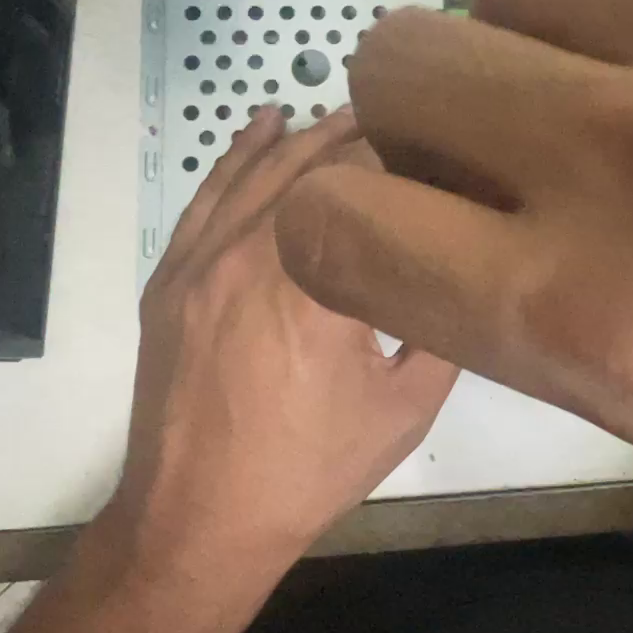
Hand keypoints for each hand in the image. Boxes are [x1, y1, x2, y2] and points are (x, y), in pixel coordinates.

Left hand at [105, 107, 457, 587]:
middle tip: (406, 121)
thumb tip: (460, 277)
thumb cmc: (309, 470)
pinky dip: (238, 156)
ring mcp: (202, 263)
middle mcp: (254, 255)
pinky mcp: (172, 279)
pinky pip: (207, 198)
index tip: (441, 153)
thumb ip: (441, 333)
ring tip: (348, 112)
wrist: (198, 520)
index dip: (407, 160)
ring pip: (259, 173)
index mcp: (318, 284)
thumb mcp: (405, 411)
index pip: (368, 186)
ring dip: (307, 138)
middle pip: (314, 168)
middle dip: (363, 138)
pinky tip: (265, 125)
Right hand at [271, 0, 632, 514]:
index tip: (376, 236)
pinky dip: (615, 28)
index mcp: (599, 330)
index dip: (331, 231)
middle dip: (403, 118)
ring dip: (505, 43)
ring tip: (575, 108)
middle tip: (474, 165)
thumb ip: (543, 320)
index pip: (345, 228)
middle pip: (399, 62)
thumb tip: (457, 236)